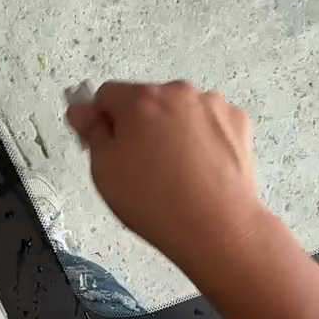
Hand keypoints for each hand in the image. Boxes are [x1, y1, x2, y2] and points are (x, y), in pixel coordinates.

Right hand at [65, 81, 268, 269]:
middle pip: (145, 100)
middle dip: (138, 125)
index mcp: (140, 99)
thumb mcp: (104, 170)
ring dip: (171, 129)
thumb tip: (80, 110)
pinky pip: (208, 121)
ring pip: (178, 110)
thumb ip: (90, 131)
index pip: (106, 95)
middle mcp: (177, 91)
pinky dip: (201, 137)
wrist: (217, 226)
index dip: (101, 121)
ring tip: (174, 171)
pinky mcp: (238, 121)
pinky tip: (199, 168)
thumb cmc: (154, 201)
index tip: (106, 147)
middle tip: (139, 166)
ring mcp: (211, 104)